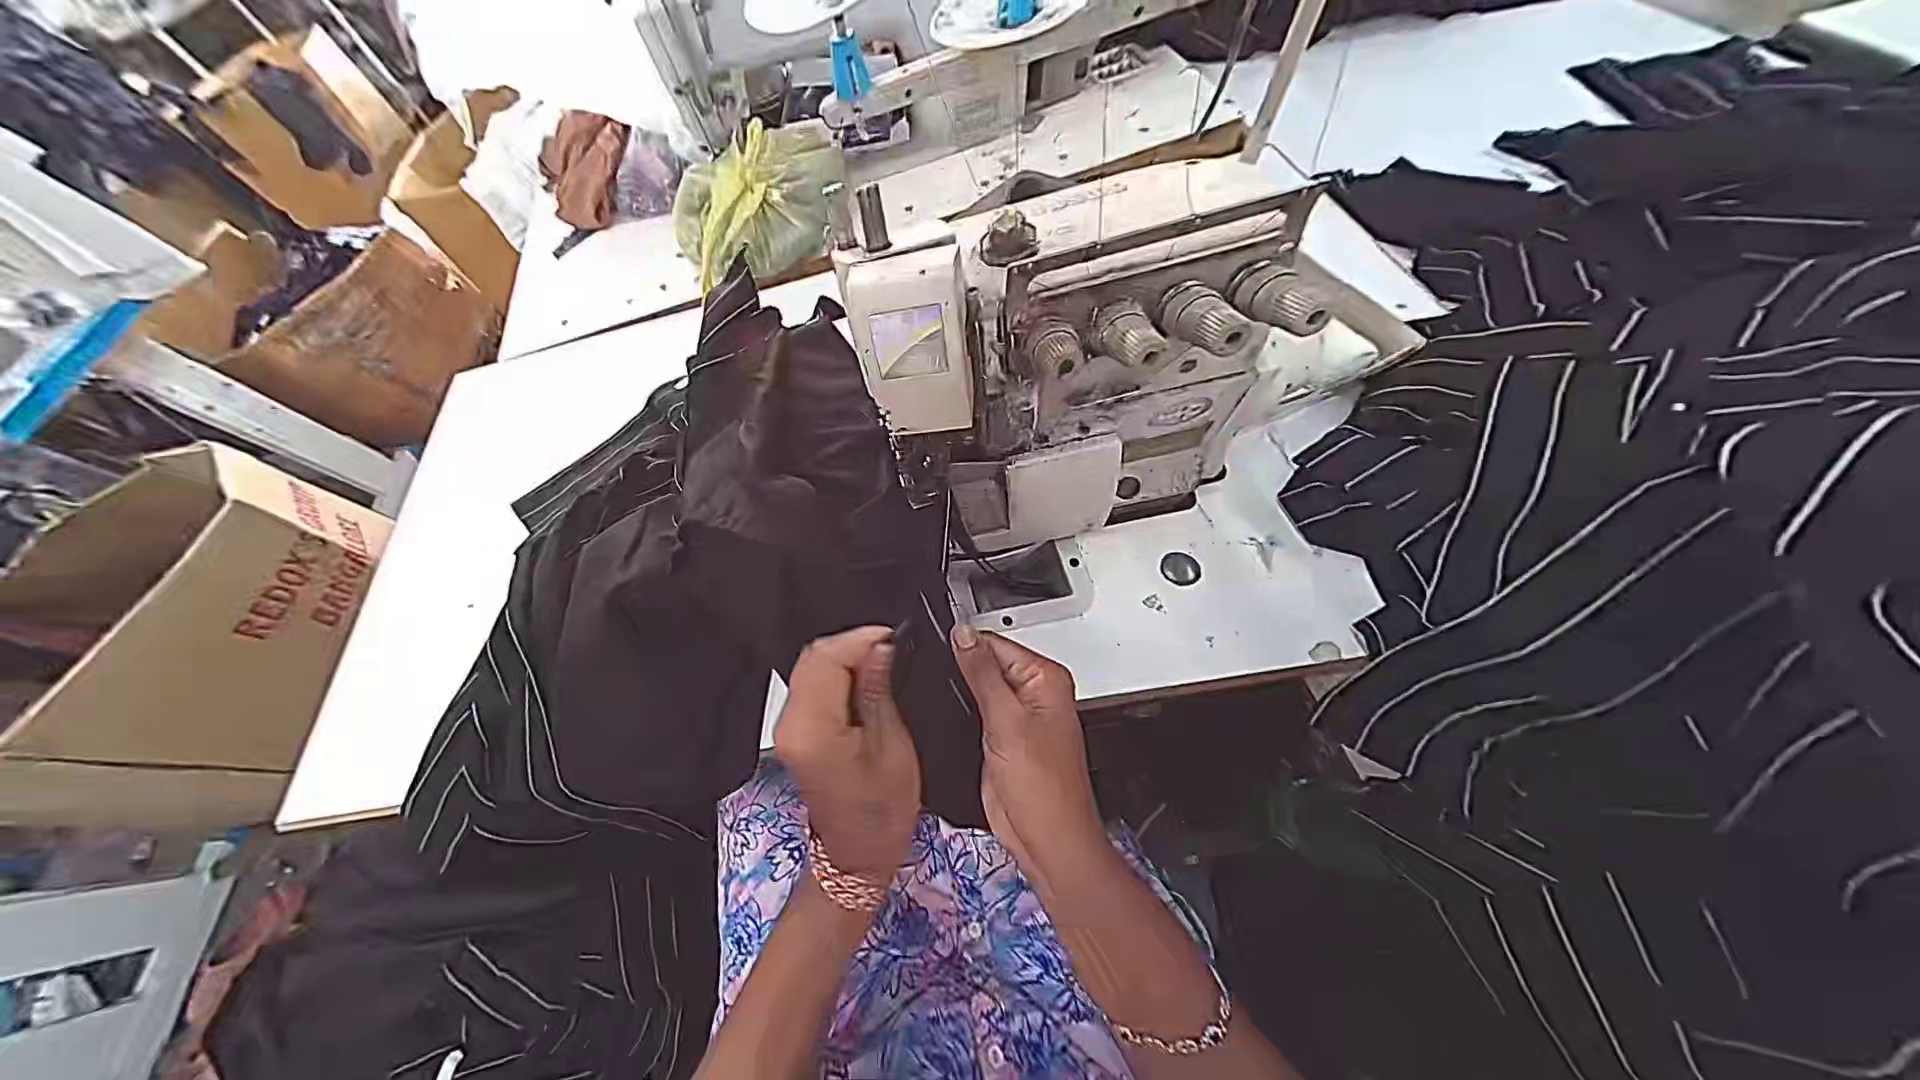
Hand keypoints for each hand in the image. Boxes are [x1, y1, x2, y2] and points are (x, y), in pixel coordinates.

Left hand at [774, 626, 921, 878]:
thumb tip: (881, 649)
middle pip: (813, 659)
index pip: (827, 659)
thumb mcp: (894, 744)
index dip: (861, 640)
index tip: (892, 637)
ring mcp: (787, 729)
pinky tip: (862, 681)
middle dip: (852, 646)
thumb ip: (880, 689)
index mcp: (814, 729)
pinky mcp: (793, 732)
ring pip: (810, 668)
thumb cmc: (882, 812)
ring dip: (844, 659)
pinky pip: (811, 686)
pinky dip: (836, 675)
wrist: (857, 855)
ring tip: (881, 663)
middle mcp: (790, 726)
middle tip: (889, 649)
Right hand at [949, 625, 1108, 884]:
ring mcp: (1018, 717)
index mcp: (1045, 679)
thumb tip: (964, 635)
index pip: (997, 643)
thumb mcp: (1006, 720)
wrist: (1045, 839)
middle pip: (988, 662)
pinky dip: (963, 712)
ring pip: (979, 688)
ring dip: (961, 692)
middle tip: (936, 669)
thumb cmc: (1044, 788)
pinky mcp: (1003, 738)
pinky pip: (977, 712)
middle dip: (962, 667)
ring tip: (943, 692)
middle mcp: (1035, 694)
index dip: (966, 642)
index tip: (939, 641)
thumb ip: (981, 674)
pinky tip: (951, 714)